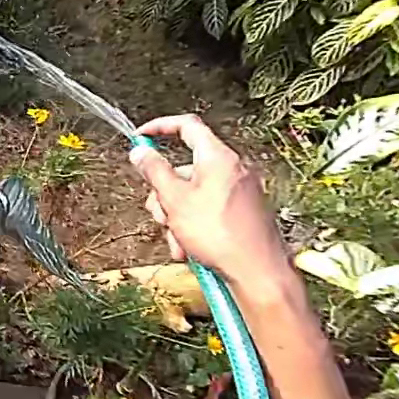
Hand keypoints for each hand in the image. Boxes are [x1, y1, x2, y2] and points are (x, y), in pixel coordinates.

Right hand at [130, 114, 291, 293]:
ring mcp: (239, 190)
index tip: (140, 138)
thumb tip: (140, 151)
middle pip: (184, 168)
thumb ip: (154, 171)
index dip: (160, 128)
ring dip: (176, 216)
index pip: (187, 126)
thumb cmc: (220, 235)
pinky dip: (192, 225)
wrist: (258, 272)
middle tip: (160, 214)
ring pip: (192, 193)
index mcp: (217, 157)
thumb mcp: (175, 200)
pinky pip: (207, 209)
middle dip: (164, 193)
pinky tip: (188, 248)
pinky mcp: (242, 210)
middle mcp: (232, 168)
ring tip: (177, 240)